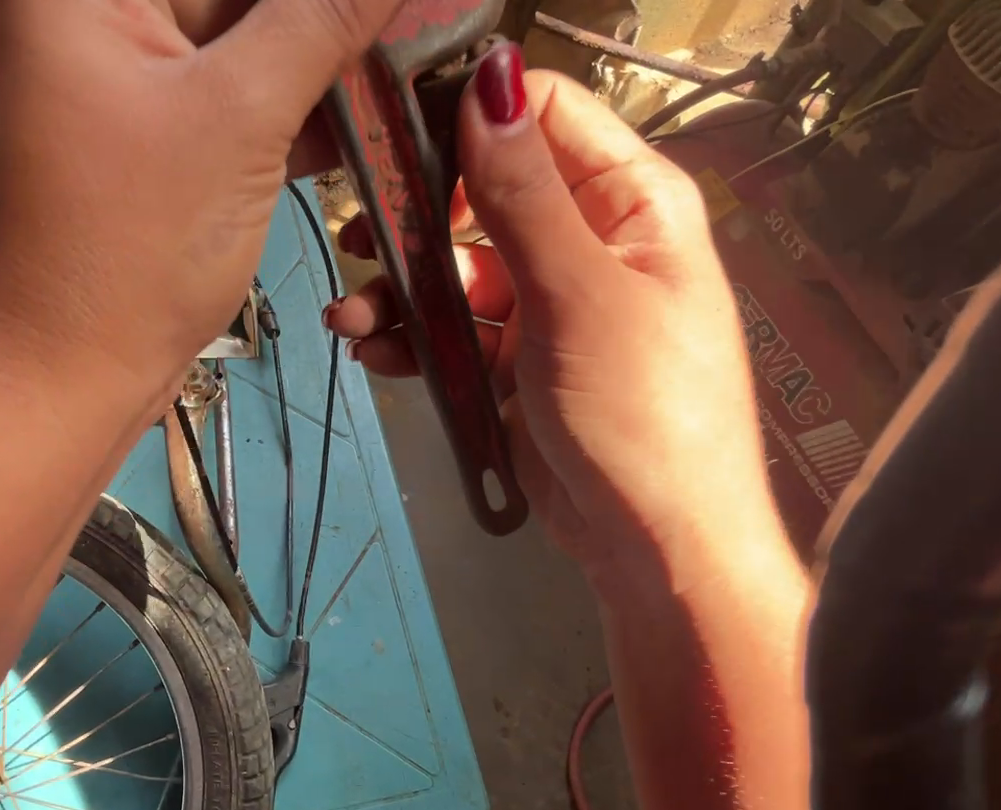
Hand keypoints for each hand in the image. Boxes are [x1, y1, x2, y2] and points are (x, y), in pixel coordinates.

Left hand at [0, 0, 403, 413]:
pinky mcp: (155, 143)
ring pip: (242, 40)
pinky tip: (363, 108)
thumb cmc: (137, 247)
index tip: (382, 5)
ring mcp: (125, 84)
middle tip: (405, 21)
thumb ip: (321, 17)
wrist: (78, 376)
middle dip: (317, 14)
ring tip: (406, 51)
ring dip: (317, 54)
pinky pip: (233, 99)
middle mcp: (95, 14)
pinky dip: (292, 107)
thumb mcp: (238, 118)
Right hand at [329, 48, 778, 591]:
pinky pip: (455, 337)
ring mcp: (546, 310)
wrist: (650, 538)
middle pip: (484, 203)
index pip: (545, 121)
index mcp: (629, 204)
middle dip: (418, 221)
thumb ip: (524, 195)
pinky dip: (414, 343)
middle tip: (357, 235)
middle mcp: (586, 247)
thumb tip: (490, 80)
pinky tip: (376, 352)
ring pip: (457, 278)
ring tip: (351, 317)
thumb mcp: (579, 294)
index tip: (399, 139)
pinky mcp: (515, 367)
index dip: (473, 121)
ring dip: (401, 295)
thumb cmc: (640, 406)